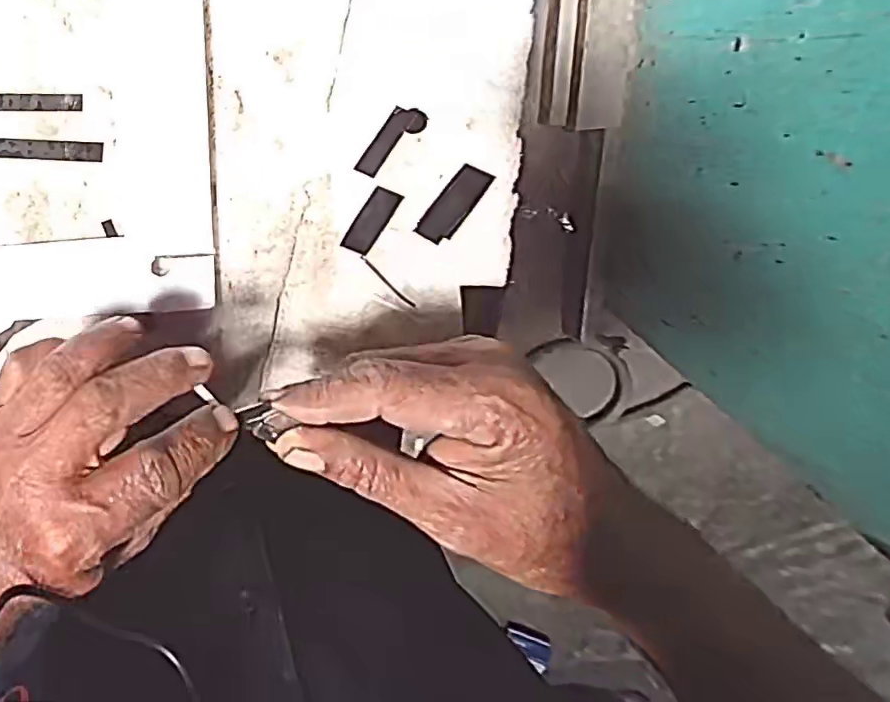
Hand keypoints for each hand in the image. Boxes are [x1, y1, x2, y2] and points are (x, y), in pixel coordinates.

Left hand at [0, 316, 237, 597]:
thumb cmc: (53, 556)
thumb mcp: (123, 548)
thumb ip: (166, 493)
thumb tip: (202, 437)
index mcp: (75, 525)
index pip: (151, 469)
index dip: (197, 438)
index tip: (219, 419)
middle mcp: (39, 476)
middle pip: (107, 404)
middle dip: (163, 375)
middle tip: (194, 364)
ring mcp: (13, 438)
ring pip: (65, 371)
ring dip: (112, 344)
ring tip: (145, 335)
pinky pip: (29, 360)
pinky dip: (65, 343)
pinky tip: (91, 341)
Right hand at [267, 335, 641, 600]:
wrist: (609, 535)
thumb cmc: (549, 532)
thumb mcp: (445, 515)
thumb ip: (365, 471)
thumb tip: (304, 446)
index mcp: (487, 399)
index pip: (377, 385)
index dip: (319, 398)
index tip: (279, 412)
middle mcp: (486, 361)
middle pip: (376, 367)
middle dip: (327, 398)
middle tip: (290, 428)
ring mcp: (482, 354)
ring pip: (385, 361)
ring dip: (350, 395)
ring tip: (325, 432)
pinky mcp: (476, 358)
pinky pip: (405, 363)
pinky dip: (377, 390)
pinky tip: (368, 421)